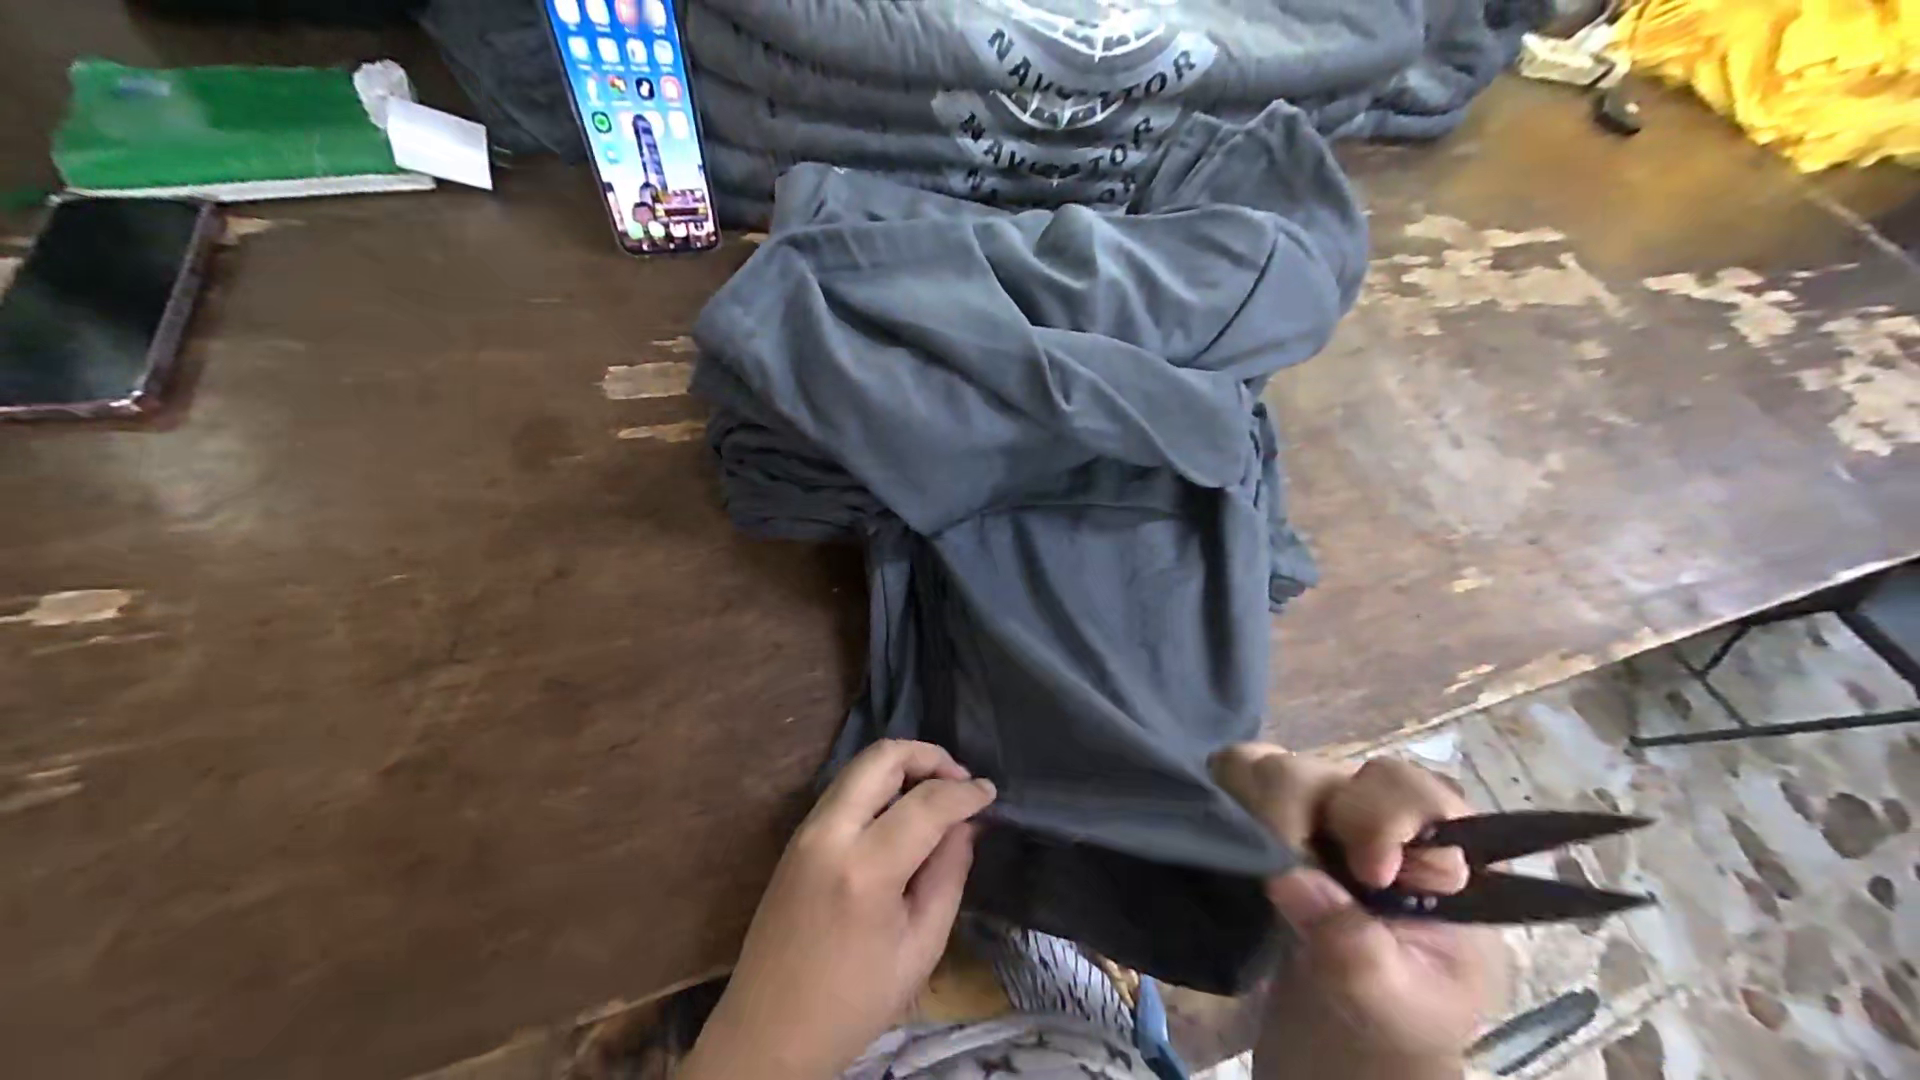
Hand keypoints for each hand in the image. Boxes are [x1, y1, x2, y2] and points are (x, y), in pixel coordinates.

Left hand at [680, 740, 996, 1079]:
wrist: (768, 1031)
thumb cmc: (854, 1002)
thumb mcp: (921, 947)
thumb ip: (949, 874)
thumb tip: (966, 824)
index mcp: (864, 869)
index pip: (926, 803)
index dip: (966, 791)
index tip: (990, 793)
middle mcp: (829, 832)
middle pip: (882, 757)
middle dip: (929, 755)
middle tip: (960, 780)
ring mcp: (806, 830)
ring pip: (860, 765)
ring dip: (903, 766)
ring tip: (936, 793)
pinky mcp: (797, 836)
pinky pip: (845, 788)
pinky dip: (880, 783)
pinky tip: (902, 811)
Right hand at [1213, 745, 1503, 1079]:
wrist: (1343, 1036)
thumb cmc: (1390, 1017)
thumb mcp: (1393, 1001)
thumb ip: (1357, 949)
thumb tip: (1288, 879)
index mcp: (1426, 848)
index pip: (1408, 788)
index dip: (1382, 814)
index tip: (1372, 874)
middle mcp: (1364, 811)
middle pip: (1324, 769)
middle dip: (1295, 811)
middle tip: (1289, 872)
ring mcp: (1309, 808)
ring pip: (1269, 763)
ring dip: (1254, 803)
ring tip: (1255, 855)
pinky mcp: (1259, 811)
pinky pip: (1233, 775)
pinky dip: (1224, 794)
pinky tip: (1232, 839)